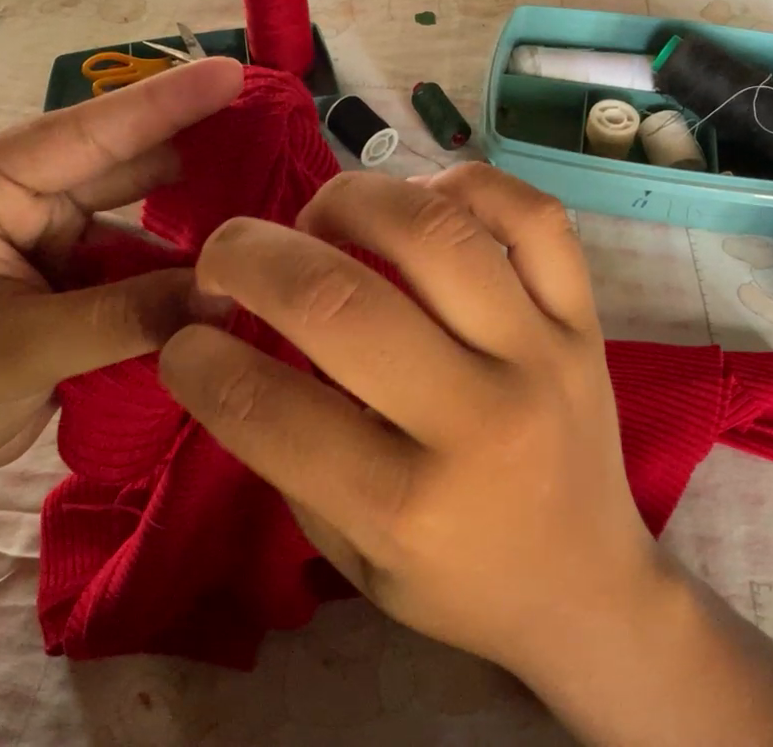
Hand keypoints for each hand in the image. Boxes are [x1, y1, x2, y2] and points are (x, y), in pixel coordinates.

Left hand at [0, 57, 244, 484]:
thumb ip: (128, 315)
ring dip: (193, 212)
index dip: (165, 102)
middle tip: (273, 132)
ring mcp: (53, 235)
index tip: (234, 73)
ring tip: (266, 198)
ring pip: (139, 209)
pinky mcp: (78, 275)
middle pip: (121, 158)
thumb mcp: (24, 347)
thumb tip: (228, 292)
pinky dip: (180, 262)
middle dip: (192, 145)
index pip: (86, 131)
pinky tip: (230, 261)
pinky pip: (142, 256)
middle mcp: (22, 195)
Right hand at [158, 163, 664, 676]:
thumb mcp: (349, 556)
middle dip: (248, 258)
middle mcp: (481, 421)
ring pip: (436, 231)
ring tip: (316, 219)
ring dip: (349, 200)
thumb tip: (229, 344)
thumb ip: (287, 455)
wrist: (588, 588)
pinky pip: (535, 218)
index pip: (270, 410)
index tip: (184, 339)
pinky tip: (419, 201)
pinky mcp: (586, 321)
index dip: (198, 360)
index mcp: (408, 506)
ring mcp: (545, 357)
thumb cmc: (457, 580)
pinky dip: (464, 184)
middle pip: (342, 301)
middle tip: (223, 259)